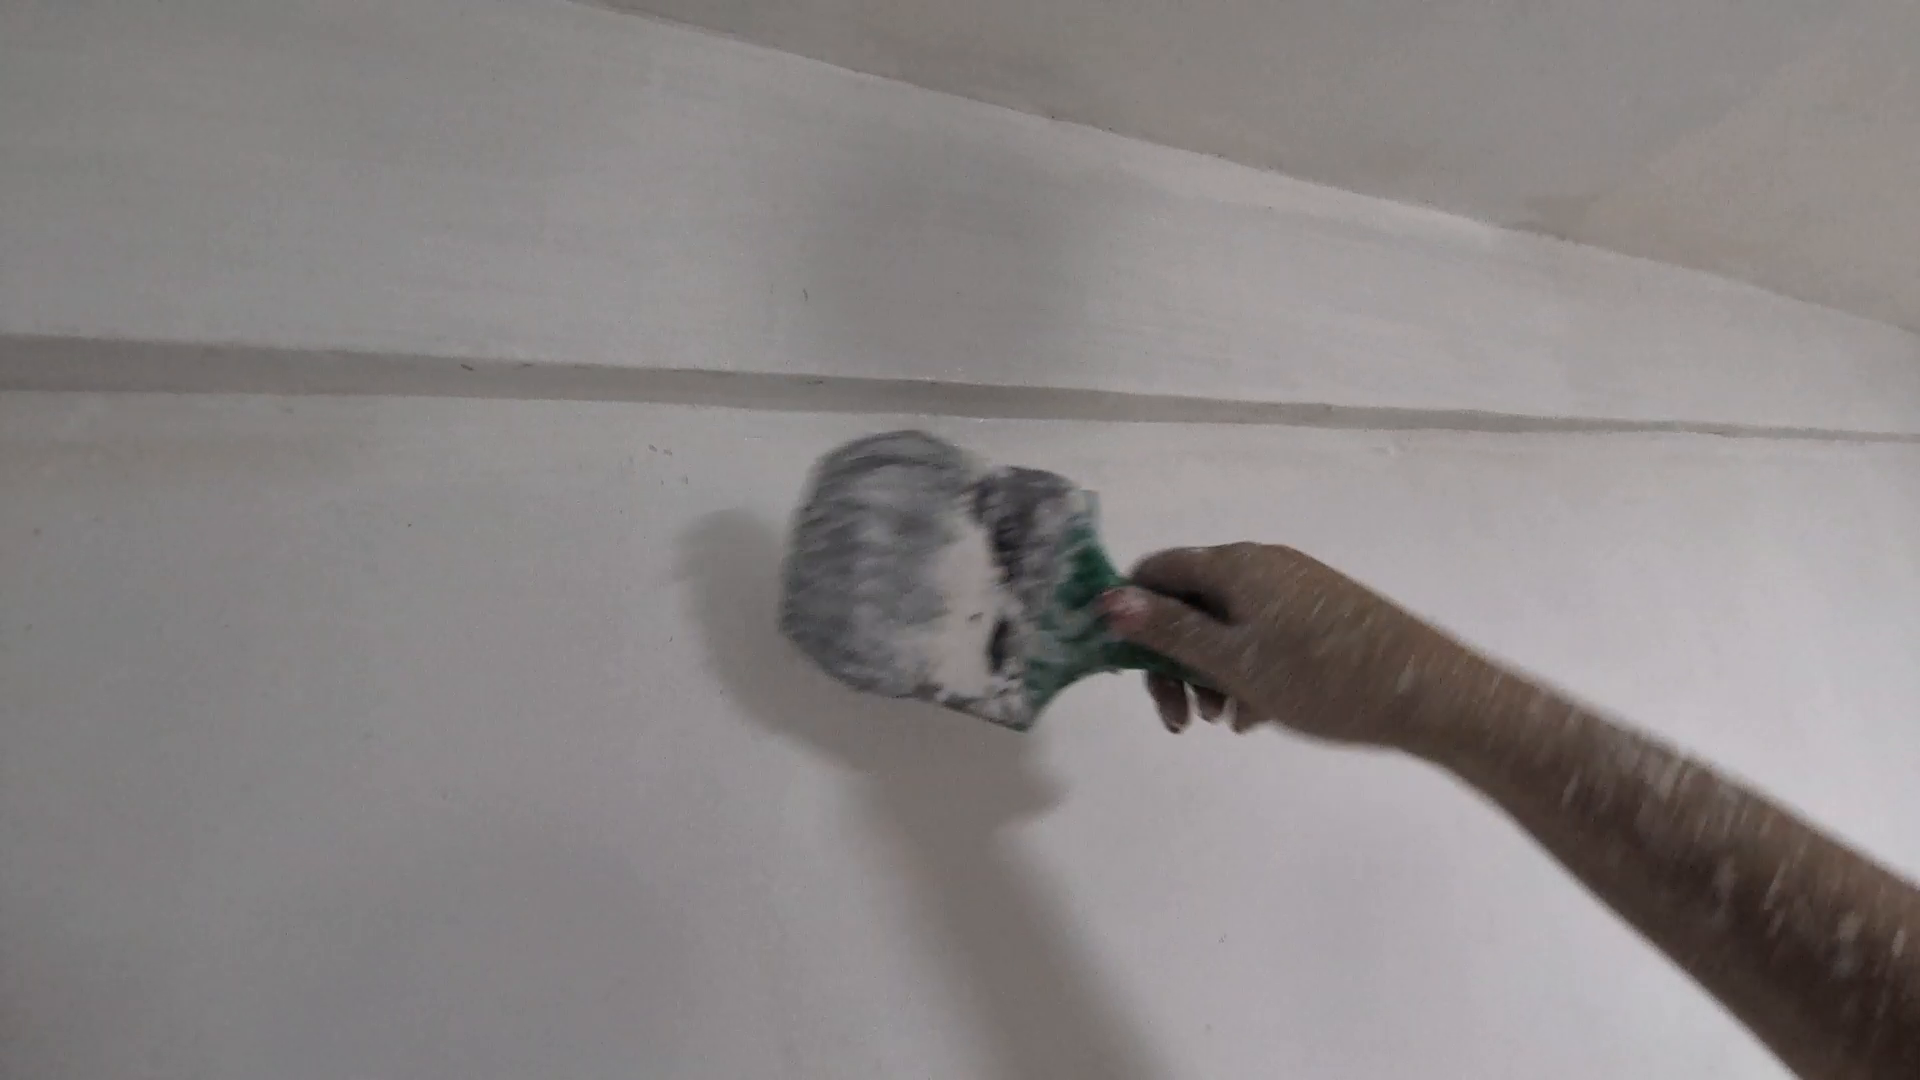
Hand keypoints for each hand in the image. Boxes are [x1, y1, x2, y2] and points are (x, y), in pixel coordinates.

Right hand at [1099, 544, 1483, 746]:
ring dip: (1208, 672)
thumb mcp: (1232, 660)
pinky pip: (1260, 636)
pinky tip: (1256, 715)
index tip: (1130, 666)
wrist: (1435, 697)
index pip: (1155, 570)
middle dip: (1172, 659)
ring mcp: (1292, 589)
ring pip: (1224, 625)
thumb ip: (1168, 629)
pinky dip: (1245, 672)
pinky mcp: (1318, 614)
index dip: (1132, 613)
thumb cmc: (1322, 676)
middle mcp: (1260, 565)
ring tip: (1223, 720)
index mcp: (1234, 564)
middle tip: (1178, 716)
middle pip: (1188, 603)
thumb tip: (1108, 599)